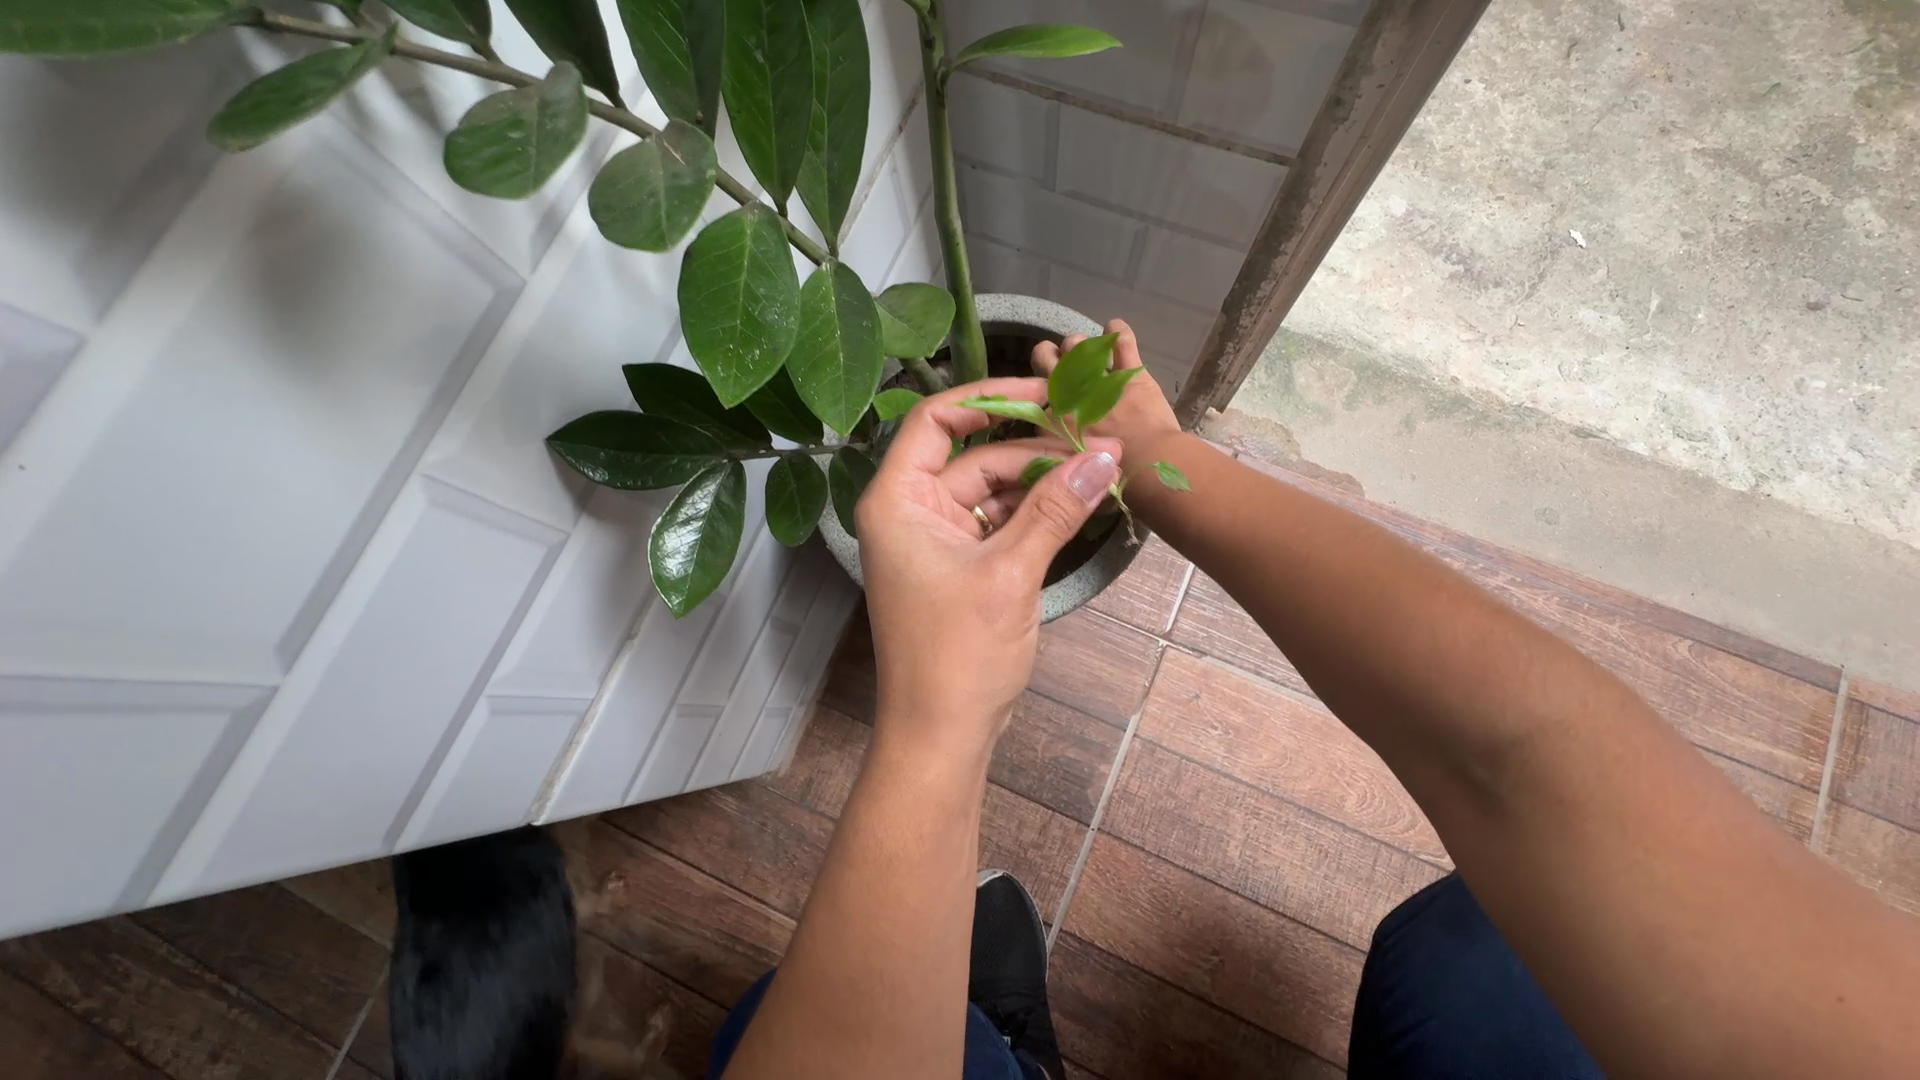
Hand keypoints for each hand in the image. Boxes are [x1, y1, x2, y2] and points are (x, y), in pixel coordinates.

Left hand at [855, 377, 1121, 763]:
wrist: (942, 733)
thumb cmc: (958, 655)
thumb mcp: (1010, 573)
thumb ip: (1056, 509)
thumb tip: (1104, 455)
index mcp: (898, 500)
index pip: (937, 420)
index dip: (991, 399)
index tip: (1047, 394)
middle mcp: (910, 512)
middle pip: (974, 456)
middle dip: (1034, 449)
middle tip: (1095, 442)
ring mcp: (936, 541)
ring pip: (992, 491)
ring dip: (1041, 483)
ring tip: (1098, 471)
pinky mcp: (960, 567)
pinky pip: (998, 524)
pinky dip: (1034, 516)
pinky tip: (1079, 504)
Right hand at [1032, 319, 1180, 457]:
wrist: (1148, 468)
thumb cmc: (1109, 478)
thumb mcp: (1070, 468)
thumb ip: (1059, 451)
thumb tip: (1058, 451)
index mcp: (1051, 418)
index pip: (1034, 391)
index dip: (1043, 389)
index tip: (1054, 395)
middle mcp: (1068, 392)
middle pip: (1045, 355)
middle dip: (1054, 355)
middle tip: (1069, 365)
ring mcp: (1098, 379)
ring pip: (1078, 344)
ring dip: (1084, 345)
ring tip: (1095, 353)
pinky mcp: (1130, 372)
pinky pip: (1120, 339)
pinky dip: (1118, 331)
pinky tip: (1117, 331)